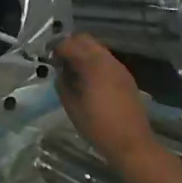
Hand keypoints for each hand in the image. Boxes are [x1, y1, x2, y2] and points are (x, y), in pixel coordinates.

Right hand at [53, 34, 160, 170]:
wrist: (132, 143)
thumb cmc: (98, 126)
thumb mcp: (72, 106)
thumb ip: (63, 84)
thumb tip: (60, 73)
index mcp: (92, 65)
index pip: (69, 44)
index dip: (56, 49)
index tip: (49, 59)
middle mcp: (107, 60)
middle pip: (85, 39)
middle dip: (70, 46)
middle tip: (60, 62)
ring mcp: (119, 67)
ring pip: (97, 48)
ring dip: (83, 53)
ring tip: (73, 71)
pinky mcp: (126, 77)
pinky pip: (106, 60)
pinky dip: (94, 62)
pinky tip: (89, 80)